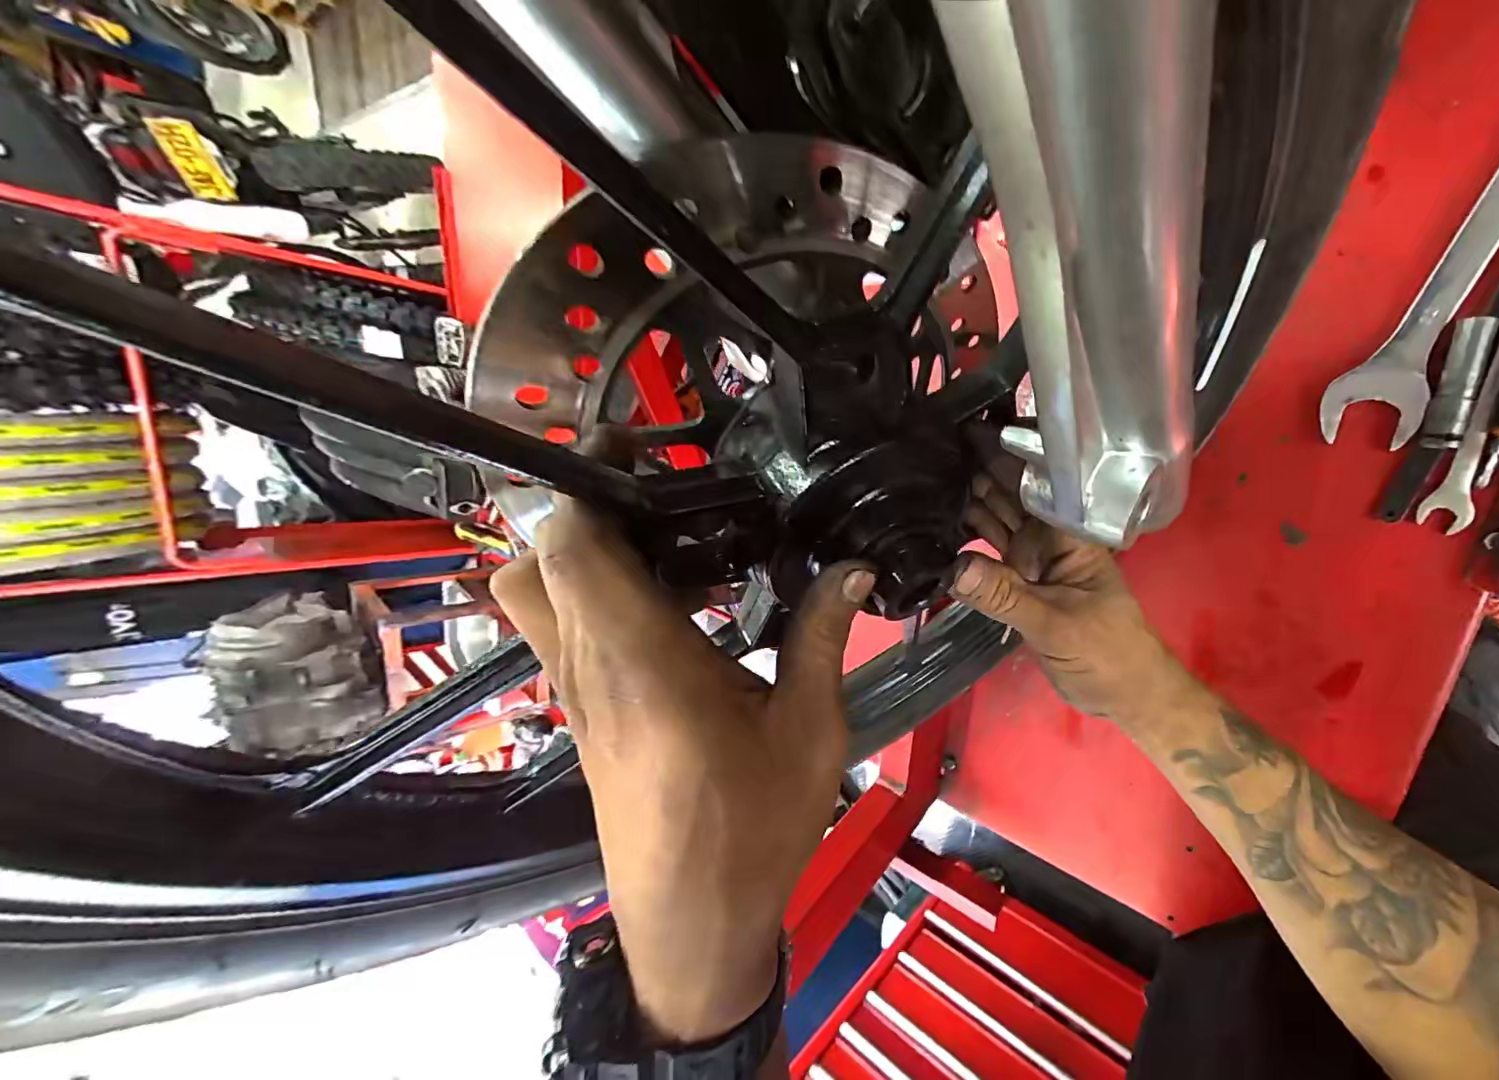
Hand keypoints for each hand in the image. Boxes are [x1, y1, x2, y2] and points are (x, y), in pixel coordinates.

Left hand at [492, 435, 873, 1042]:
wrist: (695, 920)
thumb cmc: (756, 825)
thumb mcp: (811, 728)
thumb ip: (821, 637)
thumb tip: (855, 569)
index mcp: (644, 663)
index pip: (573, 548)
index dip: (587, 484)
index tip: (633, 447)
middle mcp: (592, 670)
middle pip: (536, 561)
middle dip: (581, 506)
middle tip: (658, 487)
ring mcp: (578, 696)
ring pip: (539, 596)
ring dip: (584, 549)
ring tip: (670, 535)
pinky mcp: (584, 717)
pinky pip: (566, 630)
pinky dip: (596, 593)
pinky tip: (675, 602)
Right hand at [949, 438, 1204, 730]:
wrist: (1122, 692)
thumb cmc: (1107, 653)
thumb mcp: (1056, 626)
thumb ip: (1005, 597)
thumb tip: (952, 568)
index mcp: (1069, 533)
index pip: (1035, 481)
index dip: (1004, 452)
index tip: (963, 428)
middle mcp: (1048, 537)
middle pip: (1010, 493)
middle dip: (978, 467)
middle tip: (929, 444)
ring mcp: (1032, 558)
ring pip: (997, 518)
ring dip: (969, 497)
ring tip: (926, 470)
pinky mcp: (1018, 581)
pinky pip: (989, 551)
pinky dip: (967, 537)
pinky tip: (939, 519)